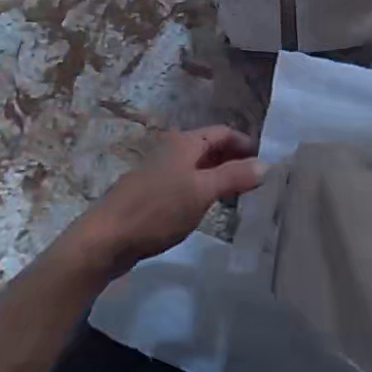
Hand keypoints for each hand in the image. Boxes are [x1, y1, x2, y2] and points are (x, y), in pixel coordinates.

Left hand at [61, 126, 266, 279]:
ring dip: (219, 177)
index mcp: (185, 142)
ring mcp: (160, 172)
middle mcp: (172, 150)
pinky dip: (203, 191)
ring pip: (198, 167)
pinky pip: (186, 184)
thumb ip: (234, 176)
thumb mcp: (201, 192)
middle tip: (257, 181)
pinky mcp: (151, 195)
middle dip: (234, 160)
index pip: (223, 132)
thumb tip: (266, 164)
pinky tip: (209, 209)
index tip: (266, 161)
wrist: (106, 239)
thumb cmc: (157, 209)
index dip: (245, 143)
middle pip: (210, 148)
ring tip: (240, 197)